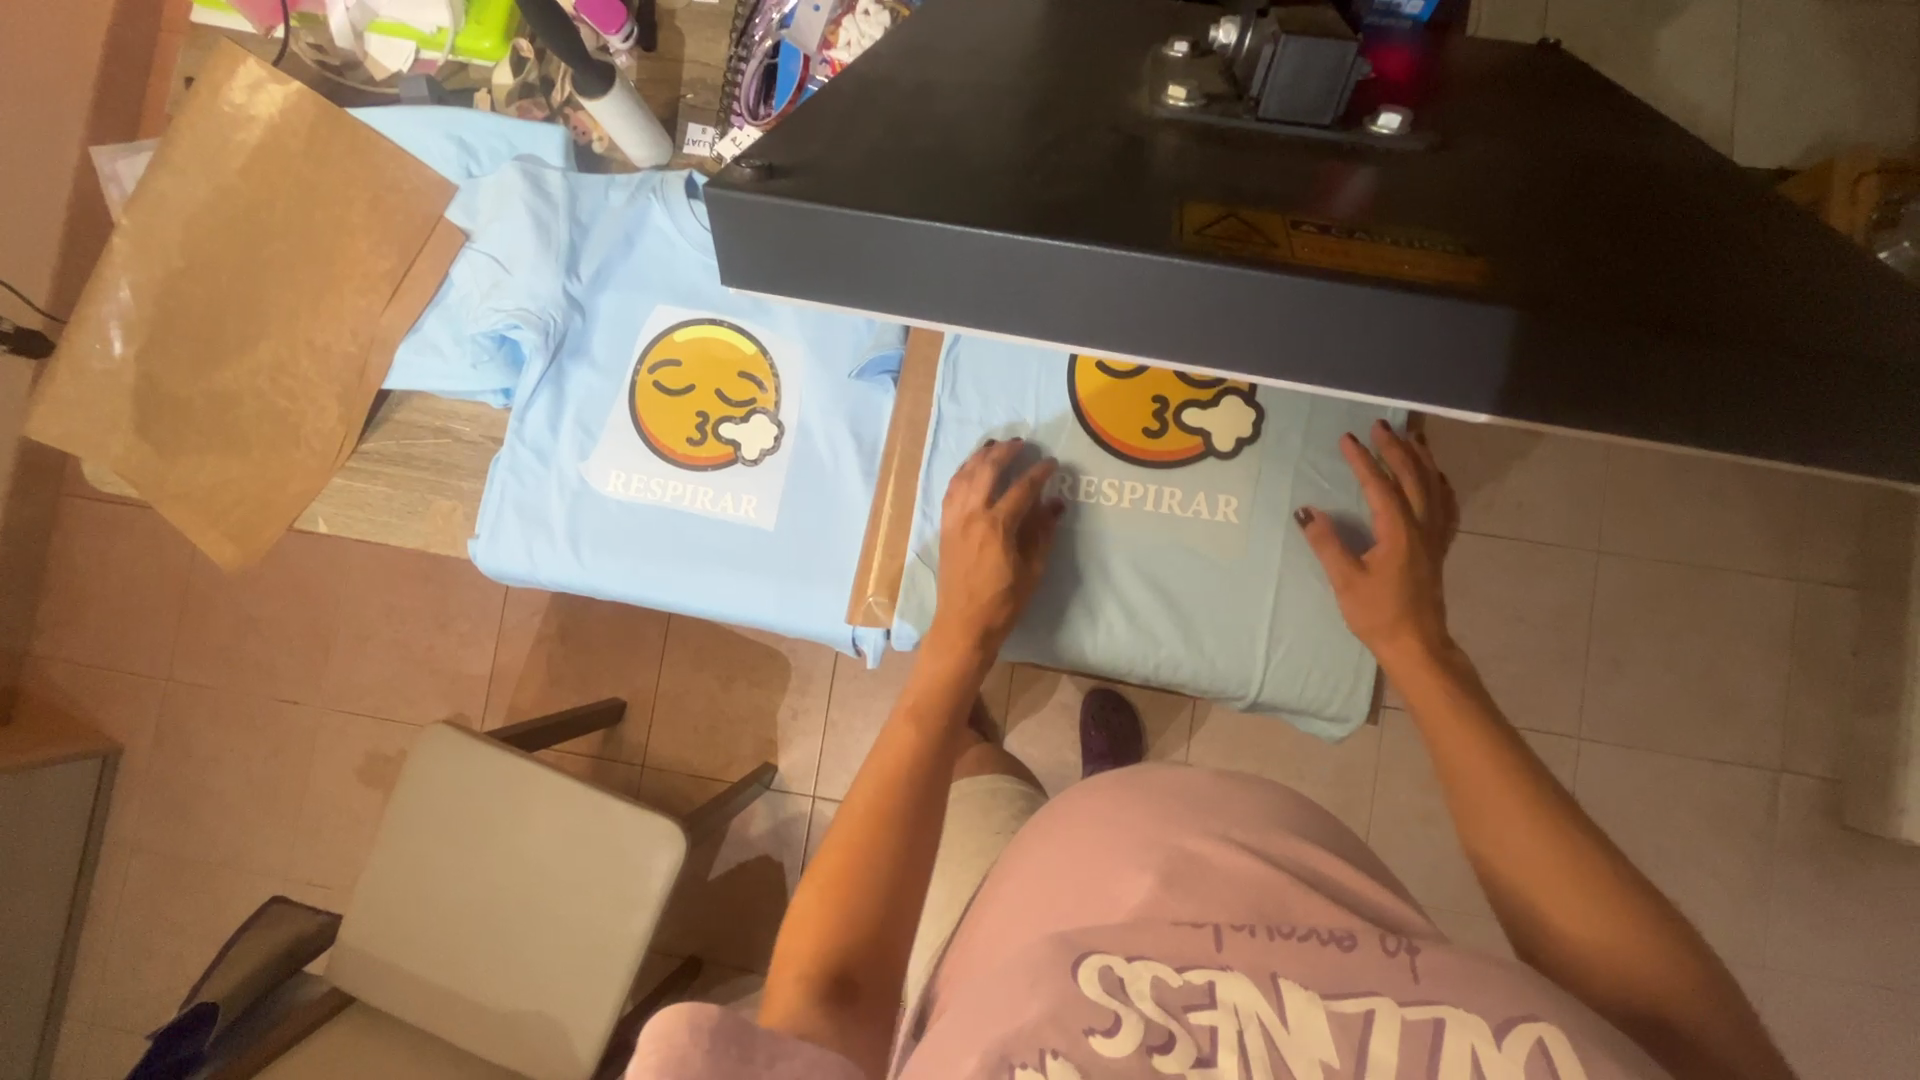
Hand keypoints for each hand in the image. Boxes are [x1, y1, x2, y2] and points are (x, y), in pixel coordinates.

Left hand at [928, 438, 1065, 662]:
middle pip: (987, 470)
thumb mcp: (1033, 569)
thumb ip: (1043, 532)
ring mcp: (954, 519)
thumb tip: (1055, 503)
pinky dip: (962, 473)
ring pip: (965, 475)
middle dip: (1005, 452)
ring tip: (995, 445)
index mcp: (997, 526)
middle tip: (1021, 443)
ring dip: (980, 456)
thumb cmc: (1004, 601)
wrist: (964, 623)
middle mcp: (972, 515)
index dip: (1039, 472)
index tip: (1052, 463)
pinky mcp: (944, 526)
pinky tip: (970, 468)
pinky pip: (952, 490)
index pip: (1022, 488)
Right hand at [1296, 421, 1458, 666]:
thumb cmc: (1378, 614)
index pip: (1380, 486)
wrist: (1416, 643)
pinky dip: (1440, 484)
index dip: (1363, 460)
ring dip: (1422, 458)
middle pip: (1413, 477)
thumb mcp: (1345, 580)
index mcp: (1399, 532)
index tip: (1347, 439)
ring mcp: (1436, 537)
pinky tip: (1435, 477)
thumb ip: (1327, 543)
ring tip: (1412, 437)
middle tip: (1381, 425)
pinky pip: (1446, 505)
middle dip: (1397, 448)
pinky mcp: (1439, 547)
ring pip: (1434, 486)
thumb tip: (1306, 512)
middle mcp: (1423, 527)